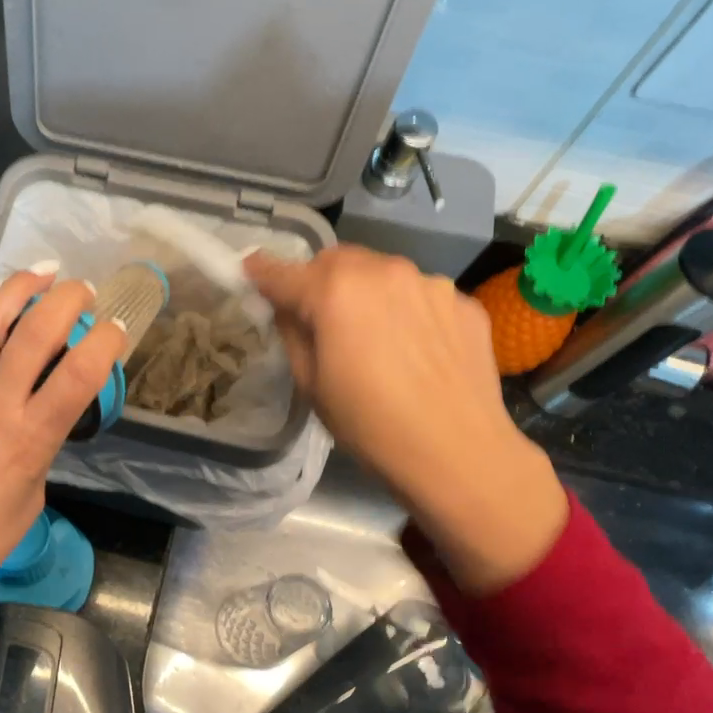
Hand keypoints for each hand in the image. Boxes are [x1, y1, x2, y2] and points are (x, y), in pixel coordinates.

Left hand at [0, 271, 125, 628]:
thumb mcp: (32, 495)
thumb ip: (41, 448)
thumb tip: (42, 421)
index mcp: (28, 438)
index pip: (78, 375)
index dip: (105, 342)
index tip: (120, 327)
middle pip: (33, 333)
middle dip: (66, 300)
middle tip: (86, 289)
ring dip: (18, 290)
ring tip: (43, 270)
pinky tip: (3, 317)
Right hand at [246, 246, 566, 593]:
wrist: (456, 450)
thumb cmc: (369, 424)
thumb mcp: (311, 385)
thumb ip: (293, 333)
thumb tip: (288, 307)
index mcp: (337, 291)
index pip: (285, 272)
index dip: (262, 272)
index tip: (248, 271)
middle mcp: (385, 272)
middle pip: (338, 261)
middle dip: (319, 280)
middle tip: (315, 316)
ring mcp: (431, 284)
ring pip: (383, 275)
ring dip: (367, 294)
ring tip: (372, 338)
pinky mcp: (464, 304)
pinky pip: (421, 297)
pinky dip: (407, 312)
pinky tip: (413, 352)